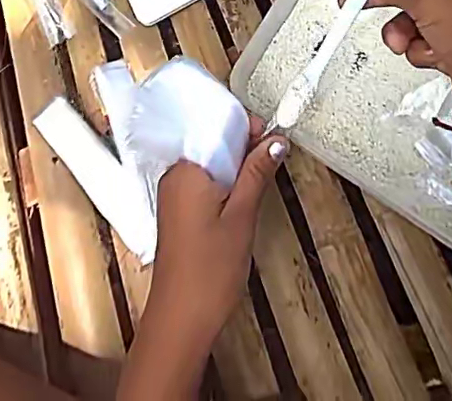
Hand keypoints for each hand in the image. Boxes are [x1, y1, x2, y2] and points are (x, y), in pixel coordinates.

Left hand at [140, 117, 287, 354]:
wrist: (180, 323)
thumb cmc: (209, 271)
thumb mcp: (242, 215)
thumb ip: (257, 171)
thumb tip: (277, 140)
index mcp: (186, 169)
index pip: (218, 127)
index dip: (248, 128)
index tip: (273, 140)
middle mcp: (175, 175)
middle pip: (215, 143)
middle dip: (245, 148)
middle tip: (271, 164)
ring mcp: (175, 194)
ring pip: (213, 164)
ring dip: (238, 168)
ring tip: (260, 183)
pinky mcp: (179, 211)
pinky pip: (206, 182)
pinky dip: (227, 184)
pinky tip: (243, 200)